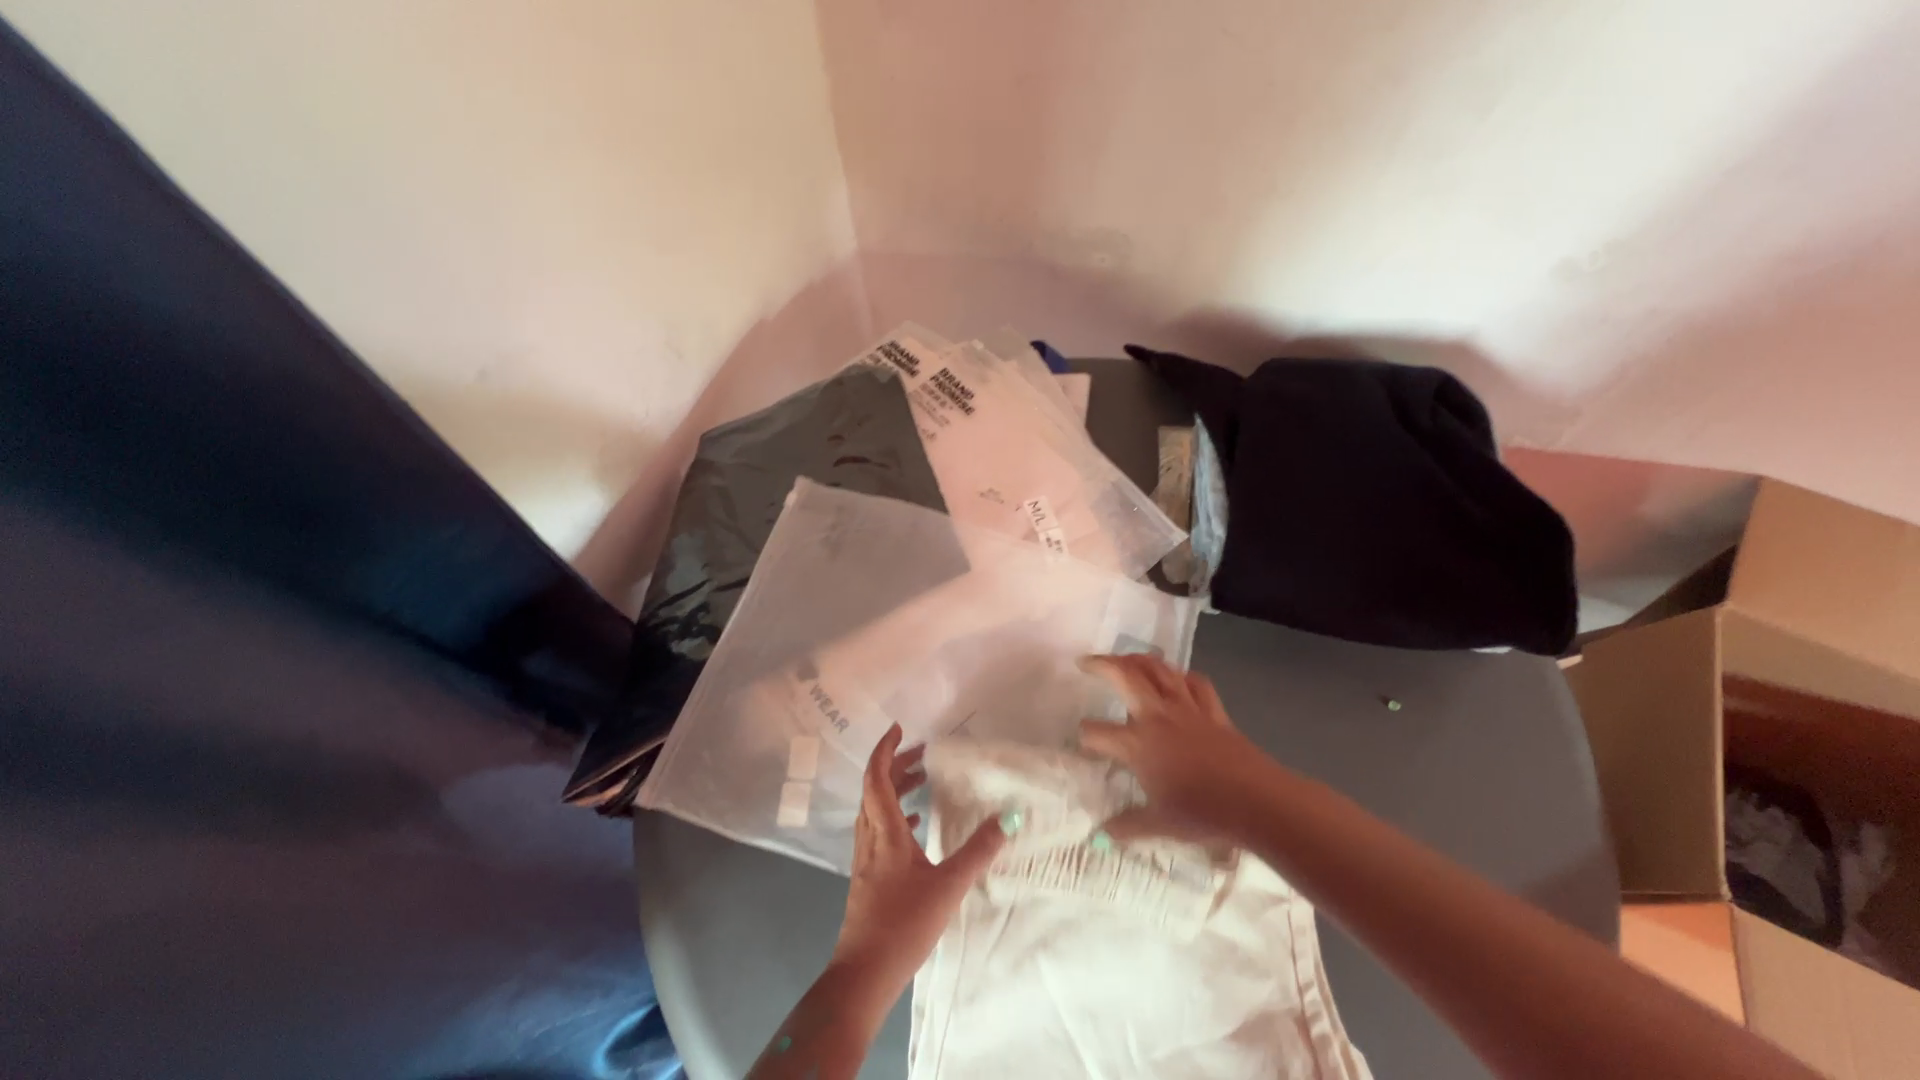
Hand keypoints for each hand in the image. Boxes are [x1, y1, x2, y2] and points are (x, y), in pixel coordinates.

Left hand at [831, 725, 1006, 988]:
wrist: (865, 973)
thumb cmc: (904, 924)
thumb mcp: (949, 885)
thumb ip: (979, 850)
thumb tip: (1008, 817)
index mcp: (885, 833)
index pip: (876, 778)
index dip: (885, 750)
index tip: (899, 729)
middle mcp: (870, 839)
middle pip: (874, 790)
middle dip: (896, 765)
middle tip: (923, 754)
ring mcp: (865, 860)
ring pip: (875, 810)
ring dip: (895, 789)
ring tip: (922, 781)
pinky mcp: (868, 877)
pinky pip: (879, 832)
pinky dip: (896, 816)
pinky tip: (916, 825)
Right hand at [1077, 653, 1274, 845]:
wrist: (1257, 802)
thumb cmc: (1203, 814)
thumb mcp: (1159, 825)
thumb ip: (1128, 825)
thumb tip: (1103, 833)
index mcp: (1137, 744)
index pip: (1096, 732)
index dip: (1085, 736)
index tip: (1084, 743)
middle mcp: (1157, 717)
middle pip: (1125, 676)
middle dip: (1102, 665)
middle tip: (1086, 661)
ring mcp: (1187, 710)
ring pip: (1159, 670)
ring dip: (1139, 659)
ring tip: (1126, 659)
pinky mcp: (1214, 711)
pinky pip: (1195, 683)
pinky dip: (1182, 676)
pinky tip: (1177, 678)